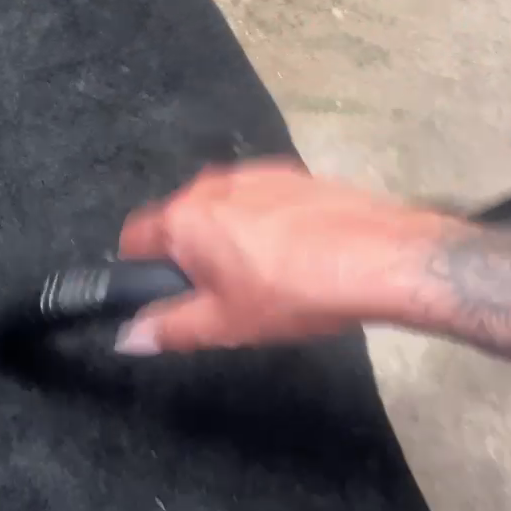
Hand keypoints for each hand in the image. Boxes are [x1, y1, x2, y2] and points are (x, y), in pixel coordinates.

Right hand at [114, 160, 447, 352]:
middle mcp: (207, 185)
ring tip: (265, 273)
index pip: (133, 237)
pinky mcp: (290, 173)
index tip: (164, 294)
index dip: (139, 268)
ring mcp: (251, 174)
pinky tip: (296, 251)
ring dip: (225, 235)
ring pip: (218, 208)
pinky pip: (256, 199)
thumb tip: (125, 338)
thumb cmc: (292, 293)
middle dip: (189, 253)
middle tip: (221, 292)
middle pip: (178, 221)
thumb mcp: (225, 324)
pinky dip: (262, 221)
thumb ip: (168, 328)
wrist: (384, 257)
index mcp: (182, 218)